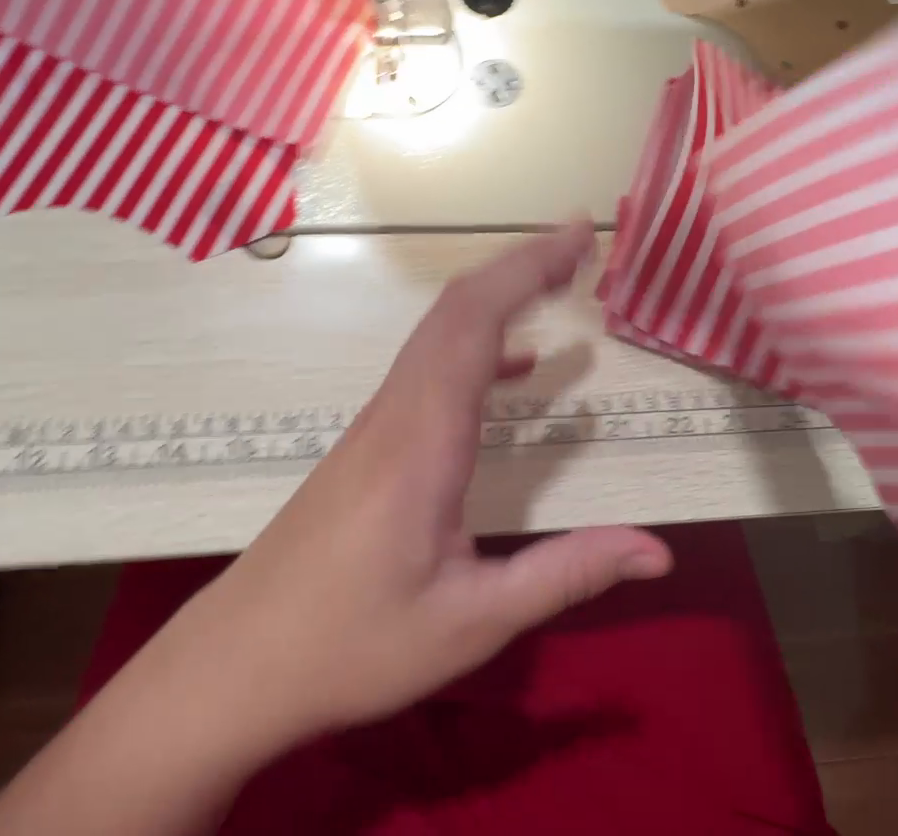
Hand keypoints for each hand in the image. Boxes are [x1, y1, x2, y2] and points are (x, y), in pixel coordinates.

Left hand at [168, 220, 673, 740]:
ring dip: (496, 300)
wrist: (240, 663)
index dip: (528, 268)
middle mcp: (396, 414)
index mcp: (423, 440)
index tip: (581, 235)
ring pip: (437, 335)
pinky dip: (475, 349)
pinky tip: (512, 374)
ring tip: (557, 288)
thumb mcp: (473, 620)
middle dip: (519, 266)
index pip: (475, 323)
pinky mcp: (368, 447)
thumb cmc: (353, 644)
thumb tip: (658, 551)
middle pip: (455, 311)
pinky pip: (427, 372)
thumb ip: (566, 575)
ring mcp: (375, 426)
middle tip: (583, 246)